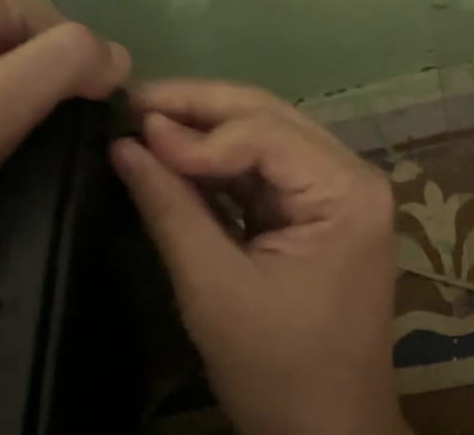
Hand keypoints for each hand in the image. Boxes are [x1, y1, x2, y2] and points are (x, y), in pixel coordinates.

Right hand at [111, 81, 407, 434]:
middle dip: (198, 109)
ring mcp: (337, 190)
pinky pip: (264, 168)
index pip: (265, 132)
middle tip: (133, 102)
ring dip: (205, 129)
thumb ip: (171, 209)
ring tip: (145, 121)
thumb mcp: (214, 290)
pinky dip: (218, 163)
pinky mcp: (317, 209)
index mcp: (346, 190)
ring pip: (264, 135)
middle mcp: (350, 174)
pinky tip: (176, 156)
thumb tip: (123, 145)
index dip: (196, 131)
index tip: (133, 132)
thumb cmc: (278, 371)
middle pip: (268, 118)